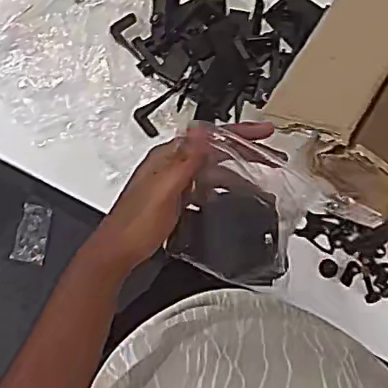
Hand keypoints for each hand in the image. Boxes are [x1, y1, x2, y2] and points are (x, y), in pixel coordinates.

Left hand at [82, 122, 274, 273]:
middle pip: (216, 151)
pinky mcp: (178, 200)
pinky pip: (209, 188)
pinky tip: (237, 198)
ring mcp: (175, 183)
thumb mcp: (164, 189)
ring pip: (215, 171)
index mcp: (168, 157)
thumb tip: (202, 132)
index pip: (210, 136)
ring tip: (262, 179)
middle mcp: (172, 165)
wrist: (116, 255)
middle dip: (246, 151)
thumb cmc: (134, 225)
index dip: (240, 133)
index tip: (263, 133)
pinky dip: (227, 189)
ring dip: (240, 172)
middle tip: (271, 156)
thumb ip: (185, 160)